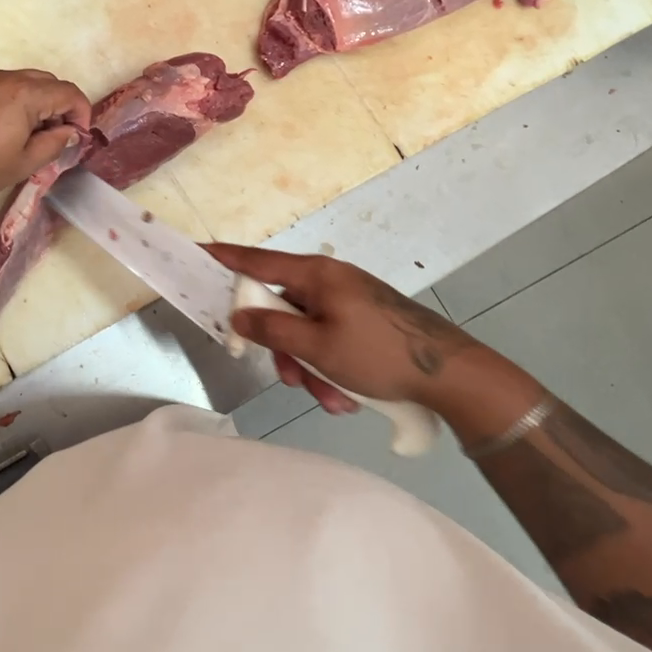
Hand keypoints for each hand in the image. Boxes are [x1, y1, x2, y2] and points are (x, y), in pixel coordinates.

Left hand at [0, 70, 91, 203]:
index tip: (80, 137)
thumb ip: (53, 144)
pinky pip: (4, 86)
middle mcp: (6, 77)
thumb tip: (70, 132)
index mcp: (25, 93)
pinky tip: (8, 129)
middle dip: (61, 105)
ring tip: (33, 135)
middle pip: (48, 82)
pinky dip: (17, 101)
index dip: (82, 113)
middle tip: (58, 136)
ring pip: (26, 82)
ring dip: (39, 102)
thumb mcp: (22, 163)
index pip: (68, 92)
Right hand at [204, 244, 482, 410]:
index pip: (256, 261)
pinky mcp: (365, 323)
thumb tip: (241, 318)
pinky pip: (330, 342)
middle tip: (292, 379)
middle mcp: (329, 282)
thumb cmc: (380, 353)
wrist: (455, 376)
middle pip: (281, 308)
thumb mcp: (317, 347)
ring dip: (310, 368)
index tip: (196, 251)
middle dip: (283, 350)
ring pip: (306, 333)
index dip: (224, 258)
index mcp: (315, 275)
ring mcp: (349, 302)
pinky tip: (348, 398)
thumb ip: (272, 331)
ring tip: (331, 399)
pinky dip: (332, 369)